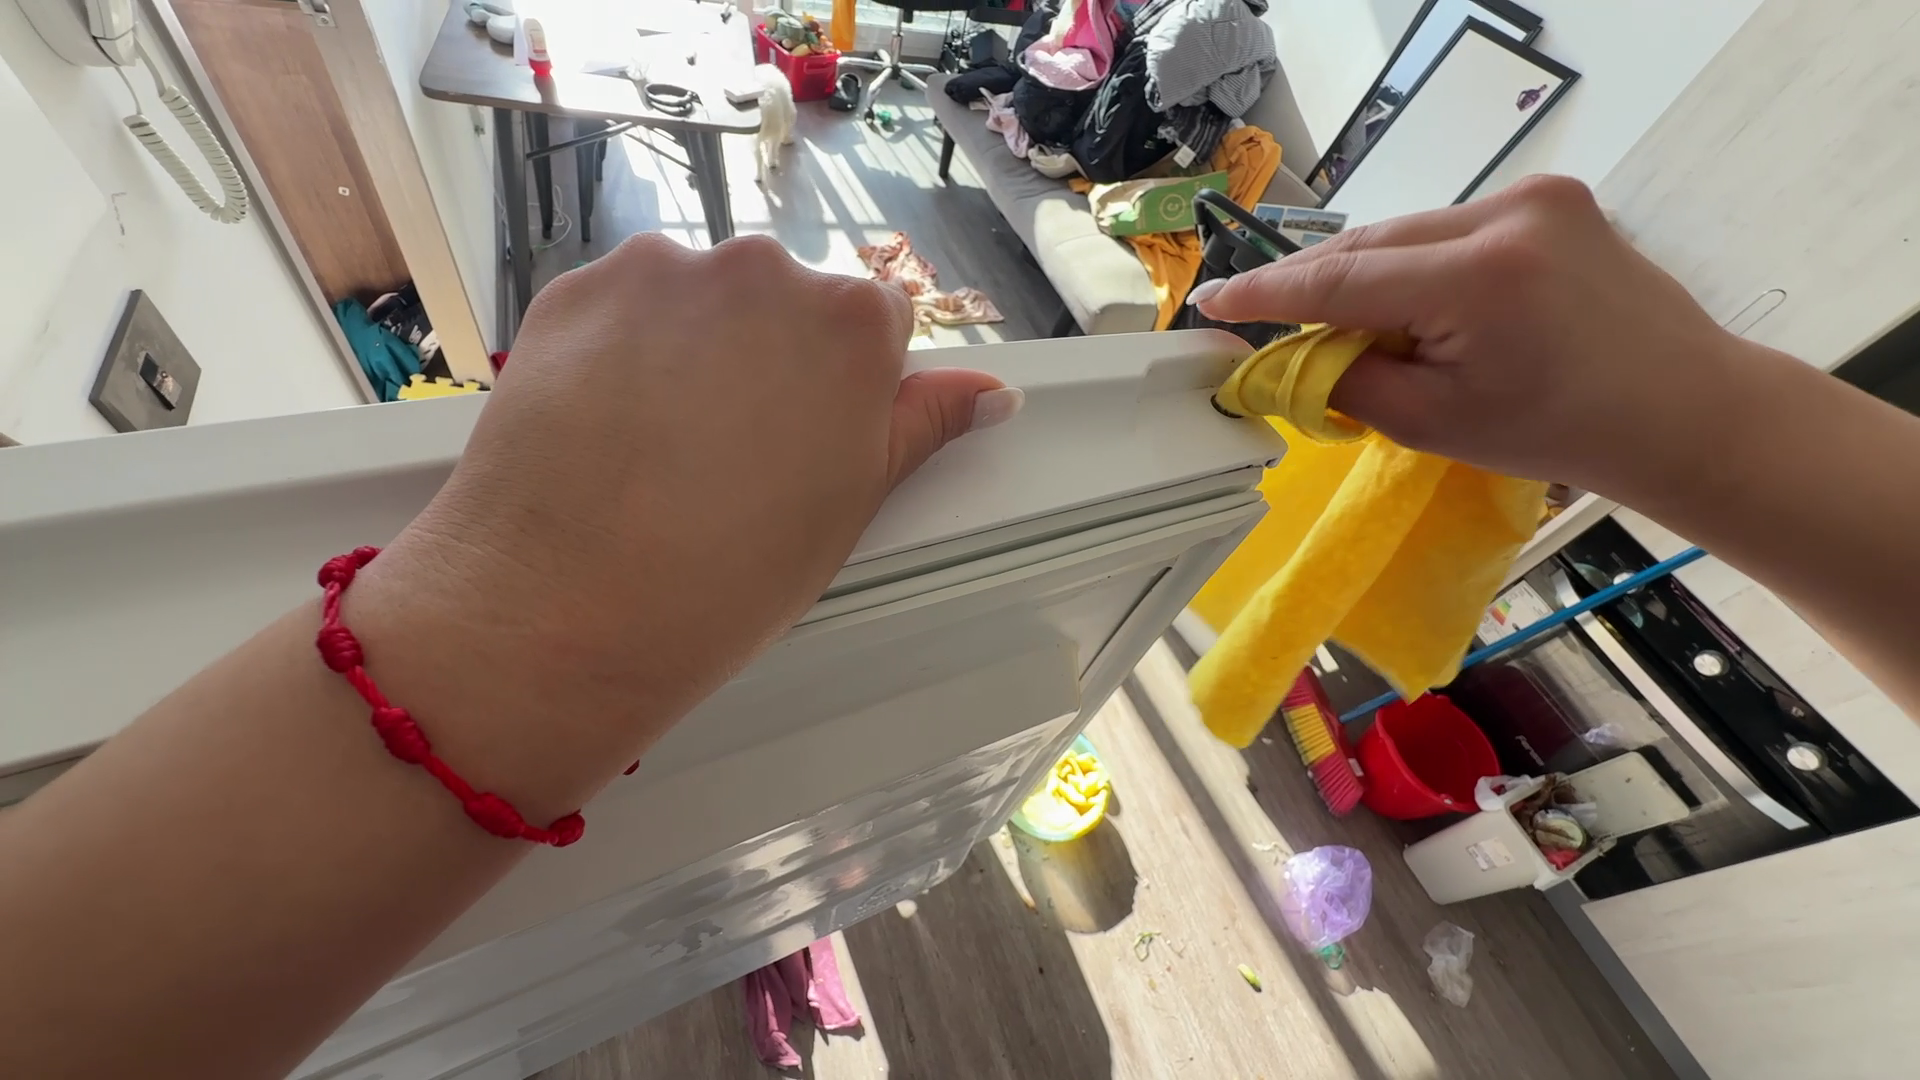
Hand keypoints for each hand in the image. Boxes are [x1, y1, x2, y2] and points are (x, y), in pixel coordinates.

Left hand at [354, 235, 1010, 769]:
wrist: (568, 604)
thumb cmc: (732, 570)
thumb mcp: (855, 500)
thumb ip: (924, 425)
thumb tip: (992, 394)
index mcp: (851, 324)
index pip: (880, 321)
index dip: (854, 380)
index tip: (822, 430)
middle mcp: (764, 271)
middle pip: (791, 302)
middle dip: (779, 357)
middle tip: (743, 448)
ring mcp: (663, 271)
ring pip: (709, 298)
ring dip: (704, 346)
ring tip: (671, 441)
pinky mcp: (580, 287)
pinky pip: (632, 304)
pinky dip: (633, 346)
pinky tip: (617, 422)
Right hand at [1195, 175, 1735, 486]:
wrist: (1678, 408)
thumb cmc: (1550, 432)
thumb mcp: (1426, 421)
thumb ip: (1341, 379)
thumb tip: (1283, 355)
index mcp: (1479, 278)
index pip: (1339, 280)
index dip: (1266, 292)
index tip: (1212, 299)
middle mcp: (1507, 214)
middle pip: (1365, 246)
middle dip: (1306, 283)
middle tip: (1253, 311)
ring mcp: (1533, 196)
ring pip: (1398, 234)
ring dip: (1353, 275)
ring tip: (1327, 319)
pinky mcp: (1546, 199)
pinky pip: (1437, 231)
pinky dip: (1399, 265)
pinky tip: (1392, 301)